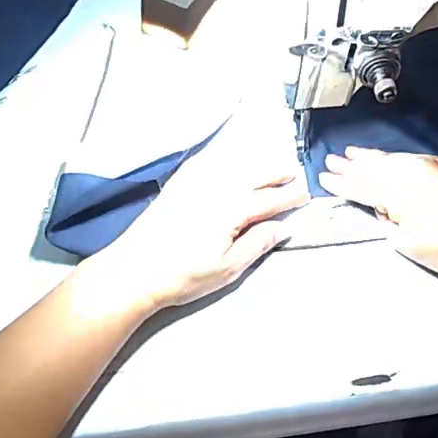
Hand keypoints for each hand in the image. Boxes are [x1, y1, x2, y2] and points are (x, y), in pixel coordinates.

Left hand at [75, 134, 308, 316]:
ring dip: (256, 167)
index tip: (304, 195)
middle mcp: (215, 188)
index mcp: (232, 208)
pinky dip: (229, 163)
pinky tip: (231, 166)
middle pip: (256, 174)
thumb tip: (280, 228)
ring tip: (270, 172)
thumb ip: (258, 243)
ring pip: (235, 166)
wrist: (132, 271)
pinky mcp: (178, 186)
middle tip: (293, 177)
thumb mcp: (228, 268)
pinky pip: (211, 164)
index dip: (291, 196)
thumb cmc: (180, 274)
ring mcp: (194, 183)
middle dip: (277, 175)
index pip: (271, 198)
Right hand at [317, 147, 437, 287]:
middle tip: (331, 162)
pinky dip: (394, 159)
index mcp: (396, 193)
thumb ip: (386, 218)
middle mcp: (411, 173)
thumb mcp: (402, 239)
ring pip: (391, 159)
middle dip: (350, 166)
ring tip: (353, 154)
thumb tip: (381, 207)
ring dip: (370, 158)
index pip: (361, 186)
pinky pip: (409, 158)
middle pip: (373, 168)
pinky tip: (386, 160)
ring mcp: (429, 166)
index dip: (341, 183)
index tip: (325, 179)